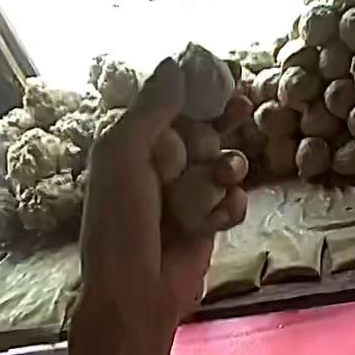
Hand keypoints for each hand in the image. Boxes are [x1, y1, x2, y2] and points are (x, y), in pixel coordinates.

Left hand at [77, 58, 249, 329]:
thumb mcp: (124, 158)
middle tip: (230, 124)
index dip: (203, 93)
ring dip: (226, 171)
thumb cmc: (120, 224)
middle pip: (208, 131)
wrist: (137, 293)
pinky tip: (216, 220)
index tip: (230, 80)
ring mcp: (189, 194)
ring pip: (226, 164)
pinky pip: (234, 200)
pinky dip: (229, 207)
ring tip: (224, 179)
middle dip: (217, 131)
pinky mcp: (210, 221)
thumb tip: (174, 61)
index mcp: (135, 144)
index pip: (176, 105)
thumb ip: (150, 110)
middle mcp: (164, 166)